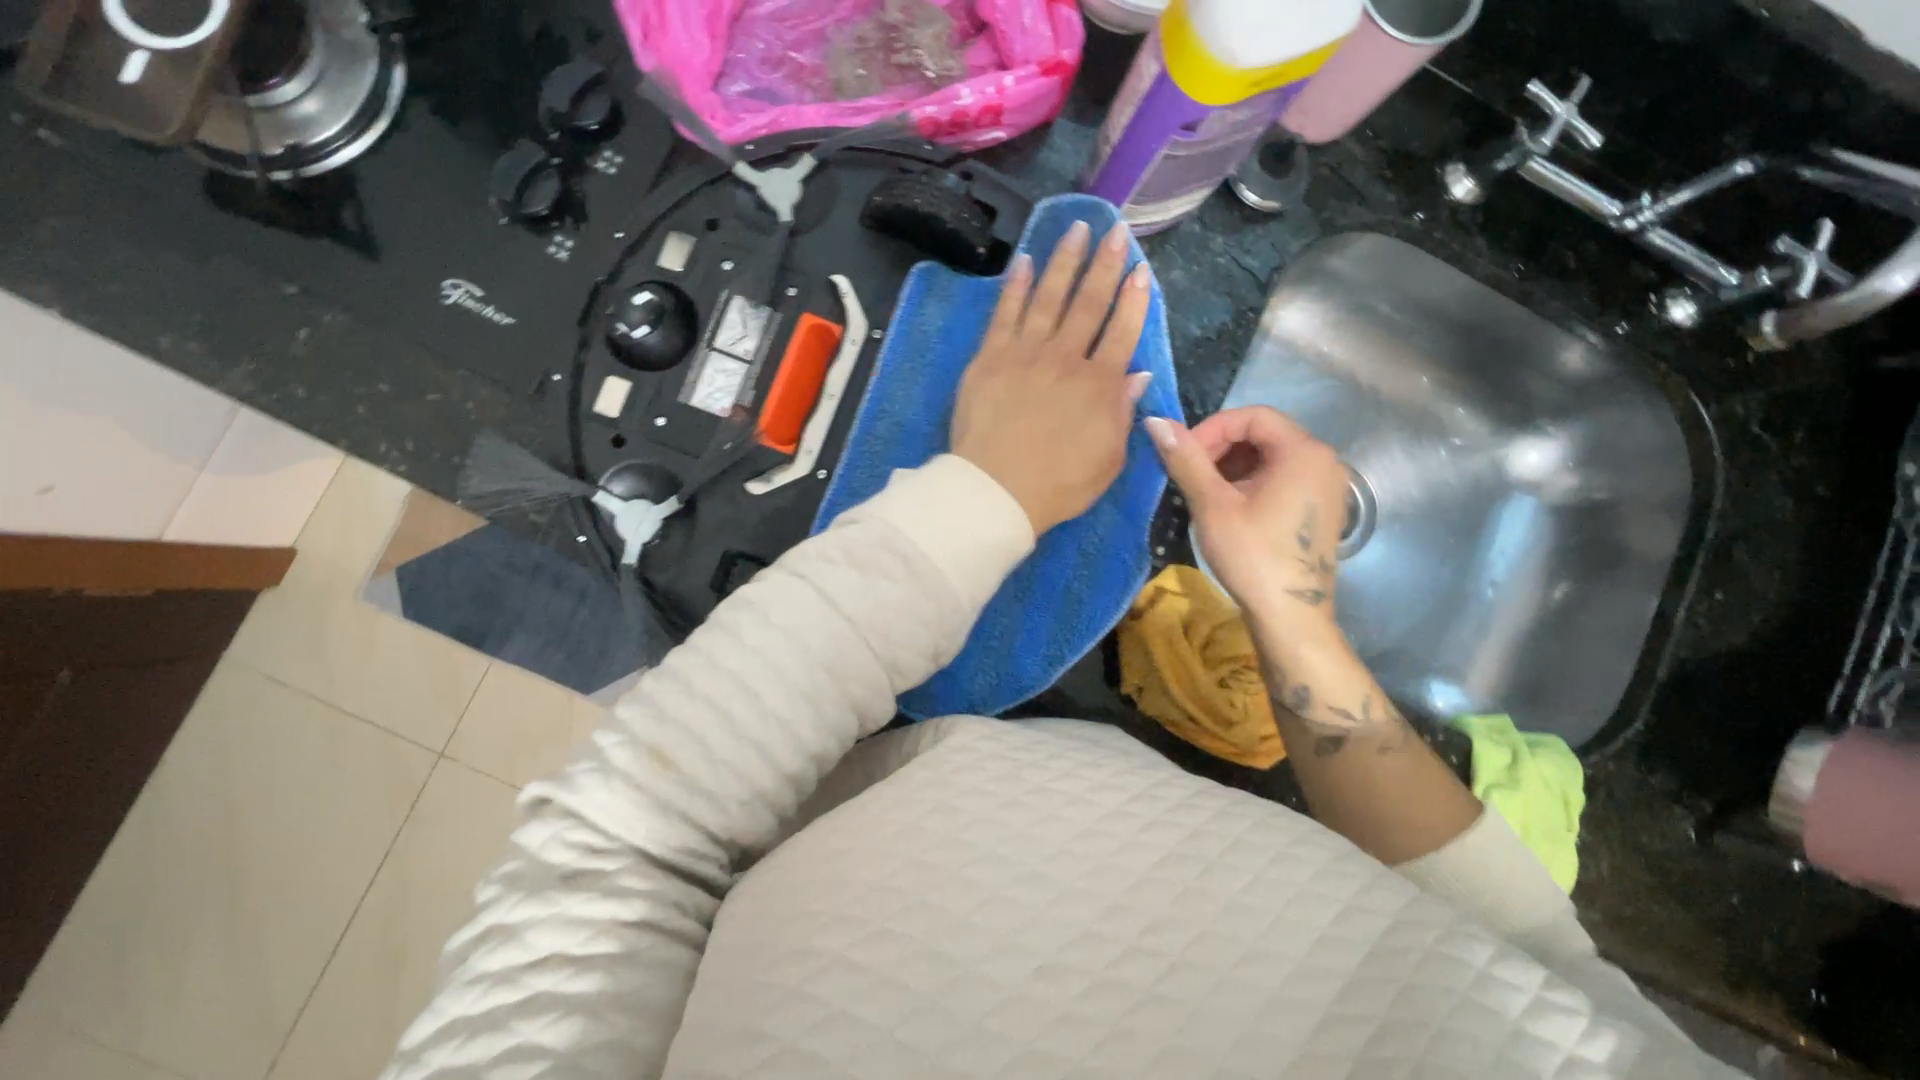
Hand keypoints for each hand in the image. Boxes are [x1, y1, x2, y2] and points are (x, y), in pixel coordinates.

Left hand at [951, 220, 1153, 535]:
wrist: (997, 489)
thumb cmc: (1059, 485)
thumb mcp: (1108, 460)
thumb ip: (1123, 413)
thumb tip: (1138, 374)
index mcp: (1099, 385)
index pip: (1123, 332)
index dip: (1134, 300)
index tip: (1141, 271)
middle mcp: (1066, 358)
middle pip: (1089, 303)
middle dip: (1105, 265)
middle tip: (1116, 232)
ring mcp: (1026, 353)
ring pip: (1049, 297)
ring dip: (1064, 261)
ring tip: (1076, 229)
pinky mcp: (990, 357)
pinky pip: (1005, 312)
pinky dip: (1016, 285)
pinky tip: (1025, 261)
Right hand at [1145, 407, 1348, 645]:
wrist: (1290, 616)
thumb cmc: (1252, 556)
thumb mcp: (1212, 504)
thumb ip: (1185, 458)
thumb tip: (1155, 421)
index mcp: (1305, 451)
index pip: (1252, 416)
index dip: (1211, 429)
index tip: (1184, 456)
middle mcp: (1324, 461)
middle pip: (1264, 434)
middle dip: (1221, 448)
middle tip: (1191, 476)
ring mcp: (1327, 486)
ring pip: (1272, 458)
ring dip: (1233, 467)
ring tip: (1205, 494)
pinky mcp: (1321, 509)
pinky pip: (1284, 479)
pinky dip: (1253, 483)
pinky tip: (1229, 510)